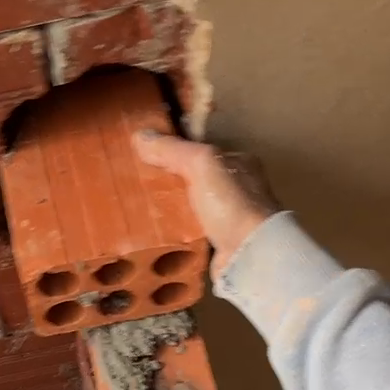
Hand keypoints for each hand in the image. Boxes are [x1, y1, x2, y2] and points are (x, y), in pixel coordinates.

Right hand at [132, 130, 280, 274]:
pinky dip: (177, 236)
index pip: (202, 152)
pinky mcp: (221, 246)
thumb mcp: (200, 164)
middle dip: (170, 184)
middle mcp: (238, 190)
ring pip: (192, 210)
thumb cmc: (230, 203)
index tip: (147, 158)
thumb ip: (172, 149)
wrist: (250, 254)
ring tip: (142, 212)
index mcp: (239, 163)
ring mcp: (231, 220)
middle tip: (139, 187)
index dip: (175, 153)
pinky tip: (158, 236)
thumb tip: (140, 135)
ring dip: (171, 212)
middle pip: (195, 181)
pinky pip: (192, 236)